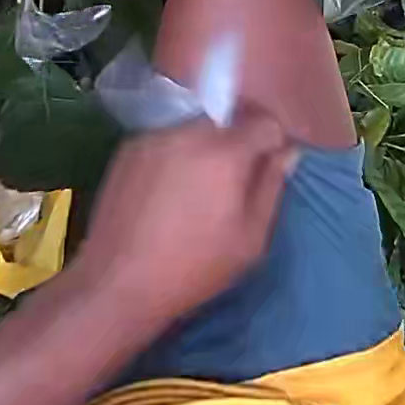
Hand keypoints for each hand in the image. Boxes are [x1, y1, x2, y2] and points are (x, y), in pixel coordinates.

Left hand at [73, 110, 298, 324]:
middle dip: (239, 142)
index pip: (266, 122)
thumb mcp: (250, 238)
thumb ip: (273, 186)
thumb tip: (288, 151)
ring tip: (196, 188)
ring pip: (197, 128)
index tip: (268, 167)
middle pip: (230, 120)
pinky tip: (166, 191)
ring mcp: (156, 135)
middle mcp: (192, 131)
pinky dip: (176, 154)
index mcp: (227, 151)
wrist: (115, 284)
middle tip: (232, 182)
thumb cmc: (193, 266)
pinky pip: (168, 139)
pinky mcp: (130, 147)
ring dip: (207, 146)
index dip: (273, 142)